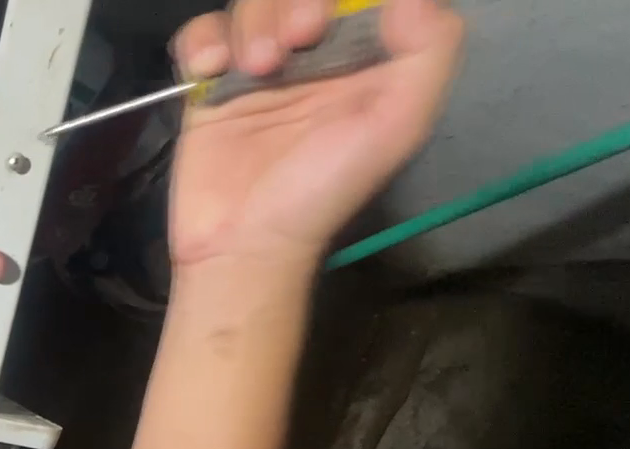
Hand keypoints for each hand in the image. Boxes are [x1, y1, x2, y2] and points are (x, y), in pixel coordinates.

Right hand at [169, 0, 463, 268]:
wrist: (243, 243)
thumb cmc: (321, 191)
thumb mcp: (400, 124)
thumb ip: (429, 49)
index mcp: (361, 58)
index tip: (328, 24)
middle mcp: (309, 59)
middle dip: (292, 3)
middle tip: (293, 46)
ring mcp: (254, 75)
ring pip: (248, 6)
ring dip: (251, 22)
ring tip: (256, 68)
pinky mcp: (206, 96)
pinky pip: (199, 39)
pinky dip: (201, 42)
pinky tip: (210, 70)